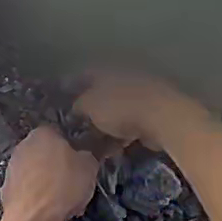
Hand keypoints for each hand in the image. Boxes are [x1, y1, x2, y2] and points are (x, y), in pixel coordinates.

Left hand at [0, 126, 98, 220]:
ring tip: (64, 202)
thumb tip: (85, 156)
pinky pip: (28, 189)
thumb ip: (88, 156)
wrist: (30, 219)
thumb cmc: (62, 187)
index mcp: (43, 133)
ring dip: (49, 184)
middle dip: (61, 168)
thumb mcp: (89, 168)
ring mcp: (12, 167)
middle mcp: (23, 145)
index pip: (62, 136)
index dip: (74, 152)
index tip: (82, 166)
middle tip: (74, 185)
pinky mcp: (6, 187)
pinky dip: (38, 197)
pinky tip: (48, 209)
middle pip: (48, 155)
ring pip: (38, 173)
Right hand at [73, 71, 206, 151]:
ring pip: (115, 112)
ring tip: (92, 144)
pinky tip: (111, 150)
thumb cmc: (120, 107)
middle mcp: (123, 78)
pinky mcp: (152, 114)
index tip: (58, 102)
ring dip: (104, 126)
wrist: (163, 118)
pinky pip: (129, 125)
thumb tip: (74, 109)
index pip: (81, 75)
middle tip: (74, 127)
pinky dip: (120, 136)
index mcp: (106, 70)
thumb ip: (77, 106)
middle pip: (99, 94)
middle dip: (88, 110)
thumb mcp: (89, 106)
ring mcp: (139, 95)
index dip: (68, 88)